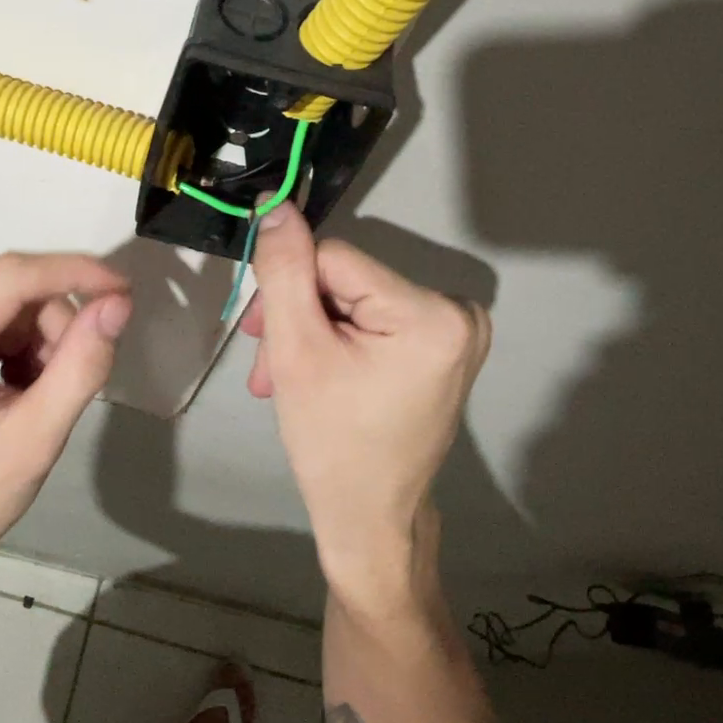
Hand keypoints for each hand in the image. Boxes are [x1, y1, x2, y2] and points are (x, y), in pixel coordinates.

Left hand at [0, 253, 130, 600]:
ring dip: (45, 341)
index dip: (71, 273)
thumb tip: (117, 305)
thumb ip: (80, 370)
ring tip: (41, 396)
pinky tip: (23, 388)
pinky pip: (0, 320)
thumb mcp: (34, 442)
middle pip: (15, 293)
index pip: (8, 280)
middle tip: (70, 382)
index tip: (122, 291)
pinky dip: (27, 347)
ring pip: (13, 305)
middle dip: (59, 327)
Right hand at [240, 206, 489, 607]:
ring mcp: (457, 331)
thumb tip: (276, 203)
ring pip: (353, 300)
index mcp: (433, 314)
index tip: (263, 337)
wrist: (368, 520)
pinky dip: (338, 342)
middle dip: (297, 316)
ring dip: (310, 332)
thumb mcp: (296, 351)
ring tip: (279, 376)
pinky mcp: (444, 347)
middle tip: (266, 363)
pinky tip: (314, 374)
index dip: (290, 291)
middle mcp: (459, 311)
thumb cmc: (331, 443)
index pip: (335, 259)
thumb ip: (284, 270)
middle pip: (345, 281)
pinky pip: (375, 320)